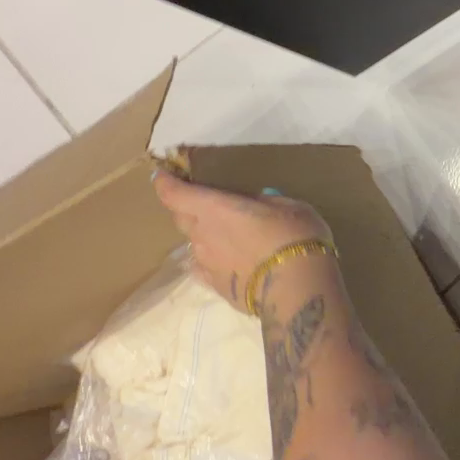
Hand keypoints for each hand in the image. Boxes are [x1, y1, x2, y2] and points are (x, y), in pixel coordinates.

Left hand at [153, 172, 334, 309]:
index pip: (175, 194)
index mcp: (216, 209)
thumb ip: (266, 202)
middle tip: (208, 203)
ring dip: (207, 234)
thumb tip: (254, 201)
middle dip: (188, 208)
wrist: (296, 286)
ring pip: (195, 241)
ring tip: (232, 235)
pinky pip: (204, 264)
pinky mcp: (212, 284)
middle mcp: (201, 234)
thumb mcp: (291, 206)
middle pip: (181, 217)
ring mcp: (204, 261)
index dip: (165, 182)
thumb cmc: (296, 235)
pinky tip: (232, 259)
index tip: (162, 174)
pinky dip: (213, 257)